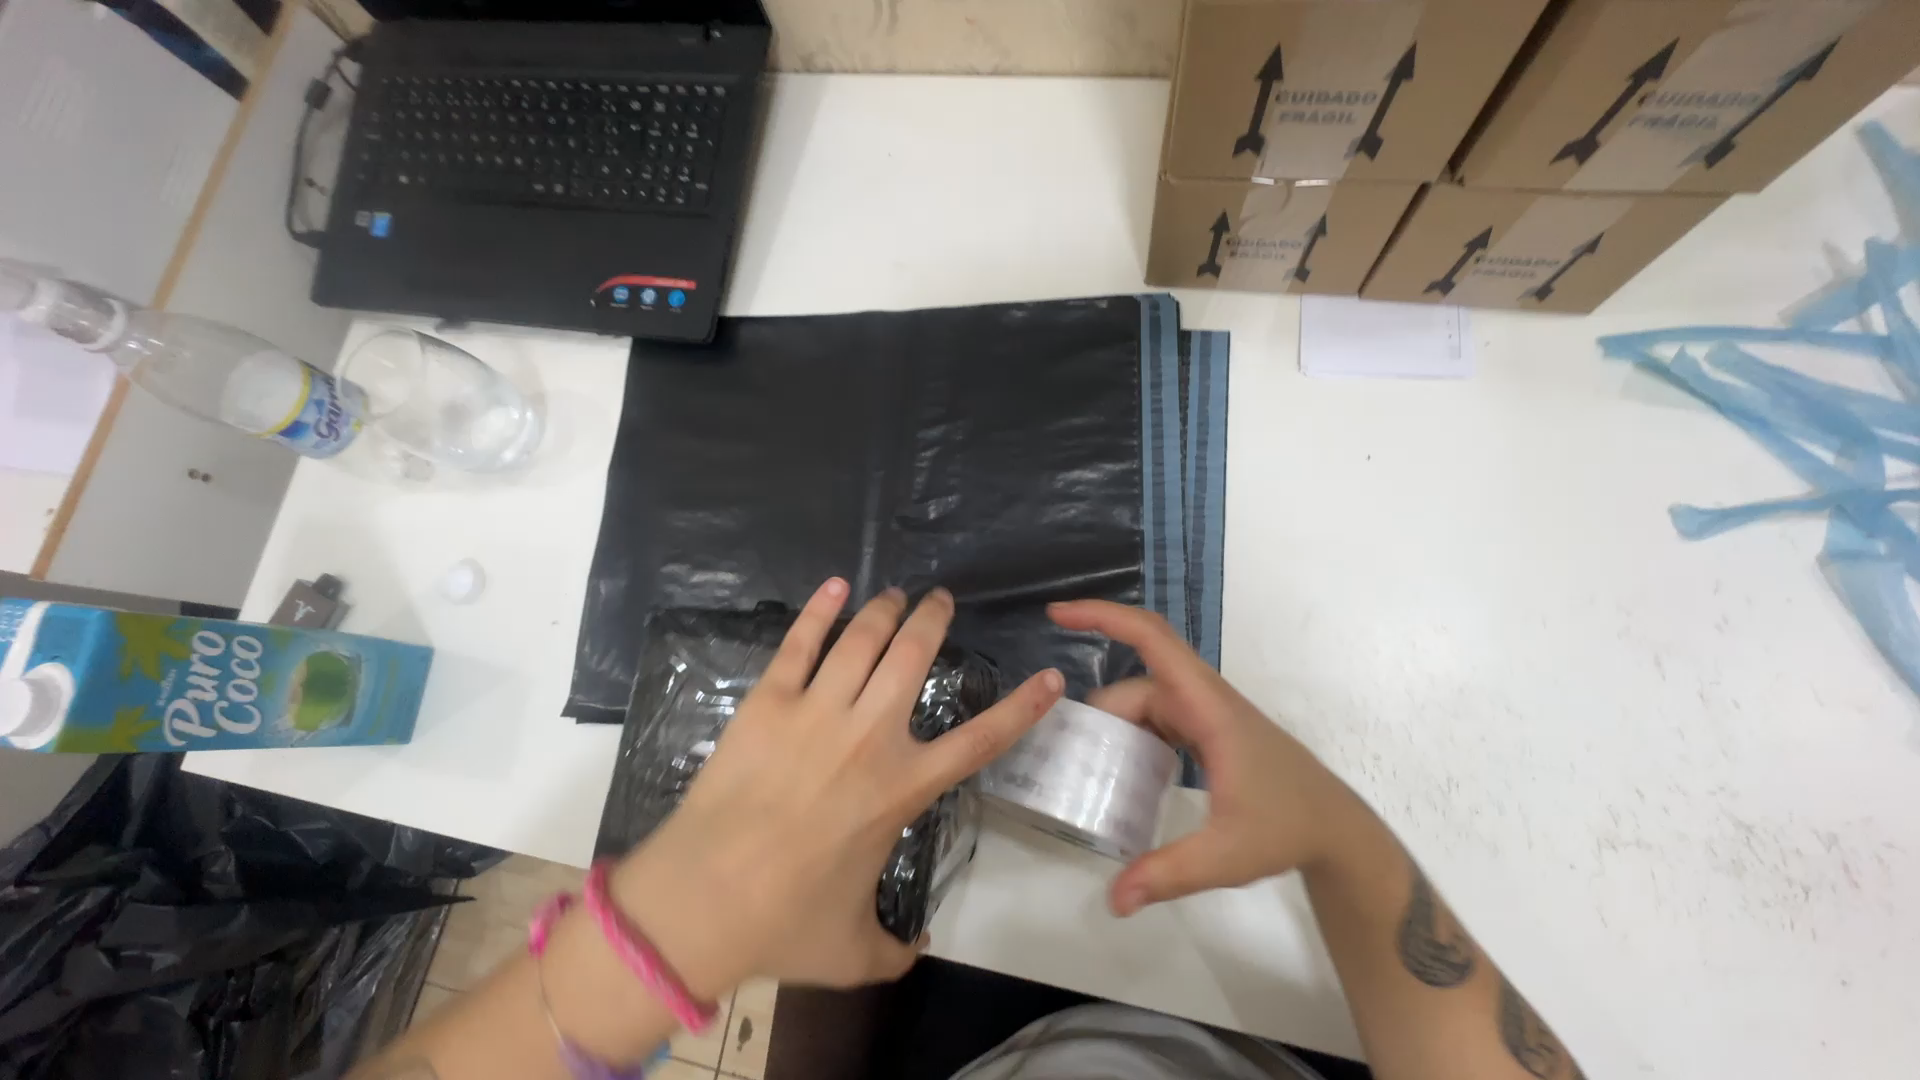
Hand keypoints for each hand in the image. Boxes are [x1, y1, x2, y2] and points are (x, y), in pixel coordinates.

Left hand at [614, 579, 1064, 994]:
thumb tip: (919, 949)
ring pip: (862, 641)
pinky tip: (836, 586)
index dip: (1022, 707)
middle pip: (914, 658)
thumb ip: (896, 950)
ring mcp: (816, 712)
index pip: (980, 741)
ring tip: (896, 594)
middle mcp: (868, 737)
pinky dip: (820, 610)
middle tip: (941, 599)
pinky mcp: (767, 702)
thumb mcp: (853, 952)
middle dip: (933, 620)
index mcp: (901, 789)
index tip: (1050, 677)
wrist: (699, 902)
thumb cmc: (783, 922)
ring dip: (885, 610)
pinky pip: (799, 644)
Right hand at [1047, 600, 1362, 916]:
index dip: (1104, 617)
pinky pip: (1155, 716)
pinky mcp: (1205, 729)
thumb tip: (1113, 900)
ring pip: (1143, 701)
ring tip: (1088, 768)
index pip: (1152, 640)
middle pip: (1136, 683)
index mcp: (1208, 707)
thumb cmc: (1288, 828)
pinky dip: (1131, 734)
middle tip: (1068, 753)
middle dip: (1098, 709)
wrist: (1334, 828)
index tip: (1058, 613)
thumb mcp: (1227, 855)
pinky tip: (1120, 767)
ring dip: (1114, 726)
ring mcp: (1205, 713)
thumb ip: (1168, 874)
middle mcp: (1203, 699)